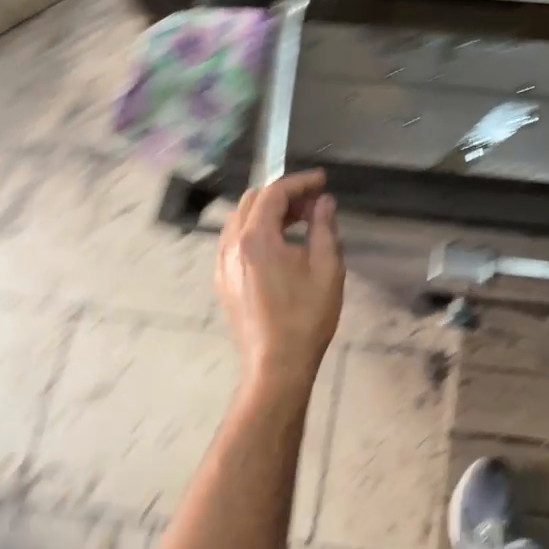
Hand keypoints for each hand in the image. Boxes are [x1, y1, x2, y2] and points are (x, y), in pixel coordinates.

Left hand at [216, 169, 344, 393]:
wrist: (276, 366)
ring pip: (240, 219)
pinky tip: (280, 245)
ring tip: (299, 221)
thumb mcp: (327, 268)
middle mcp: (232, 246)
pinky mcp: (223, 282)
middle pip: (252, 200)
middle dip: (283, 194)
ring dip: (268, 211)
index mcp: (256, 239)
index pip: (274, 192)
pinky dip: (256, 230)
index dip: (300, 182)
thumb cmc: (306, 317)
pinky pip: (235, 240)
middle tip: (313, 202)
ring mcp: (222, 265)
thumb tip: (323, 202)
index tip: (323, 181)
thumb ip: (324, 227)